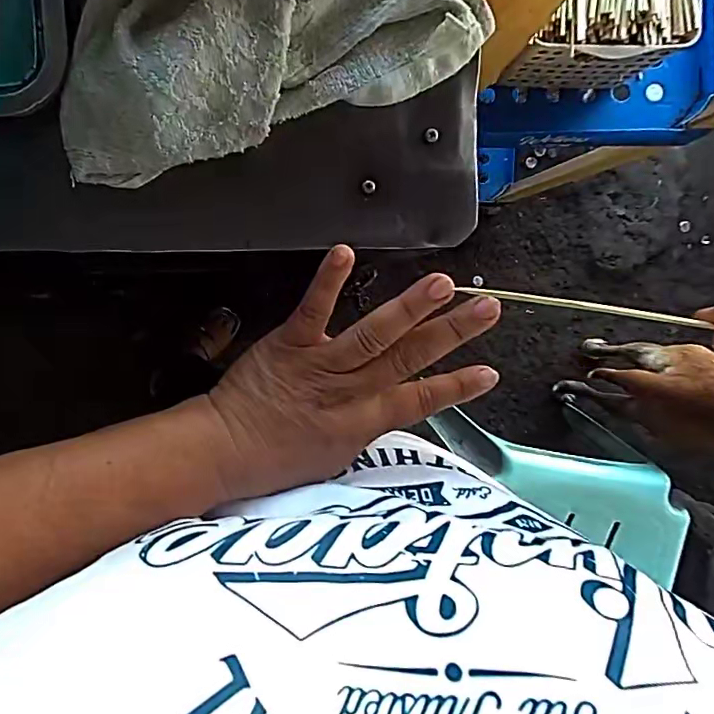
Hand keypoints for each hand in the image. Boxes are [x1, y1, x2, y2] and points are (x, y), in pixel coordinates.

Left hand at [204, 245, 501, 499]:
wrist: (224, 451)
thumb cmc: (274, 460)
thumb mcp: (334, 459)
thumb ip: (365, 428)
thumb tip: (387, 409)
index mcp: (362, 421)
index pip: (420, 400)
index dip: (457, 387)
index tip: (489, 372)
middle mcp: (349, 391)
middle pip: (410, 357)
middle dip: (452, 332)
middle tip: (485, 309)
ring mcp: (321, 365)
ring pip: (375, 334)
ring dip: (412, 308)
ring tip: (442, 284)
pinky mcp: (290, 344)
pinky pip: (313, 310)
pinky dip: (330, 282)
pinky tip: (346, 254)